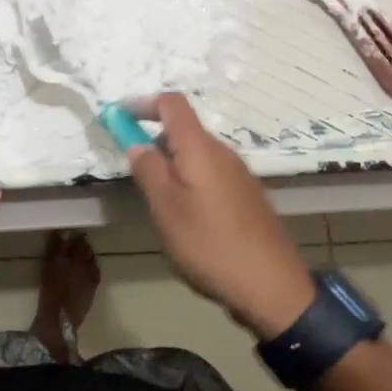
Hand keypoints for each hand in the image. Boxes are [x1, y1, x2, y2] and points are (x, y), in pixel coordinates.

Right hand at [127, 93, 317, 338]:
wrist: (272, 288)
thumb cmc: (210, 244)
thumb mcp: (166, 208)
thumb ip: (148, 170)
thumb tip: (137, 143)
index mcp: (200, 148)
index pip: (172, 103)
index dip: (143, 103)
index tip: (119, 115)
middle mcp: (223, 153)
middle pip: (184, 129)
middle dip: (155, 139)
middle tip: (134, 169)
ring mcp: (239, 175)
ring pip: (197, 155)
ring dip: (172, 164)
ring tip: (158, 200)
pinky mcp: (248, 198)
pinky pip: (211, 175)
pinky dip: (190, 181)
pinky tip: (187, 217)